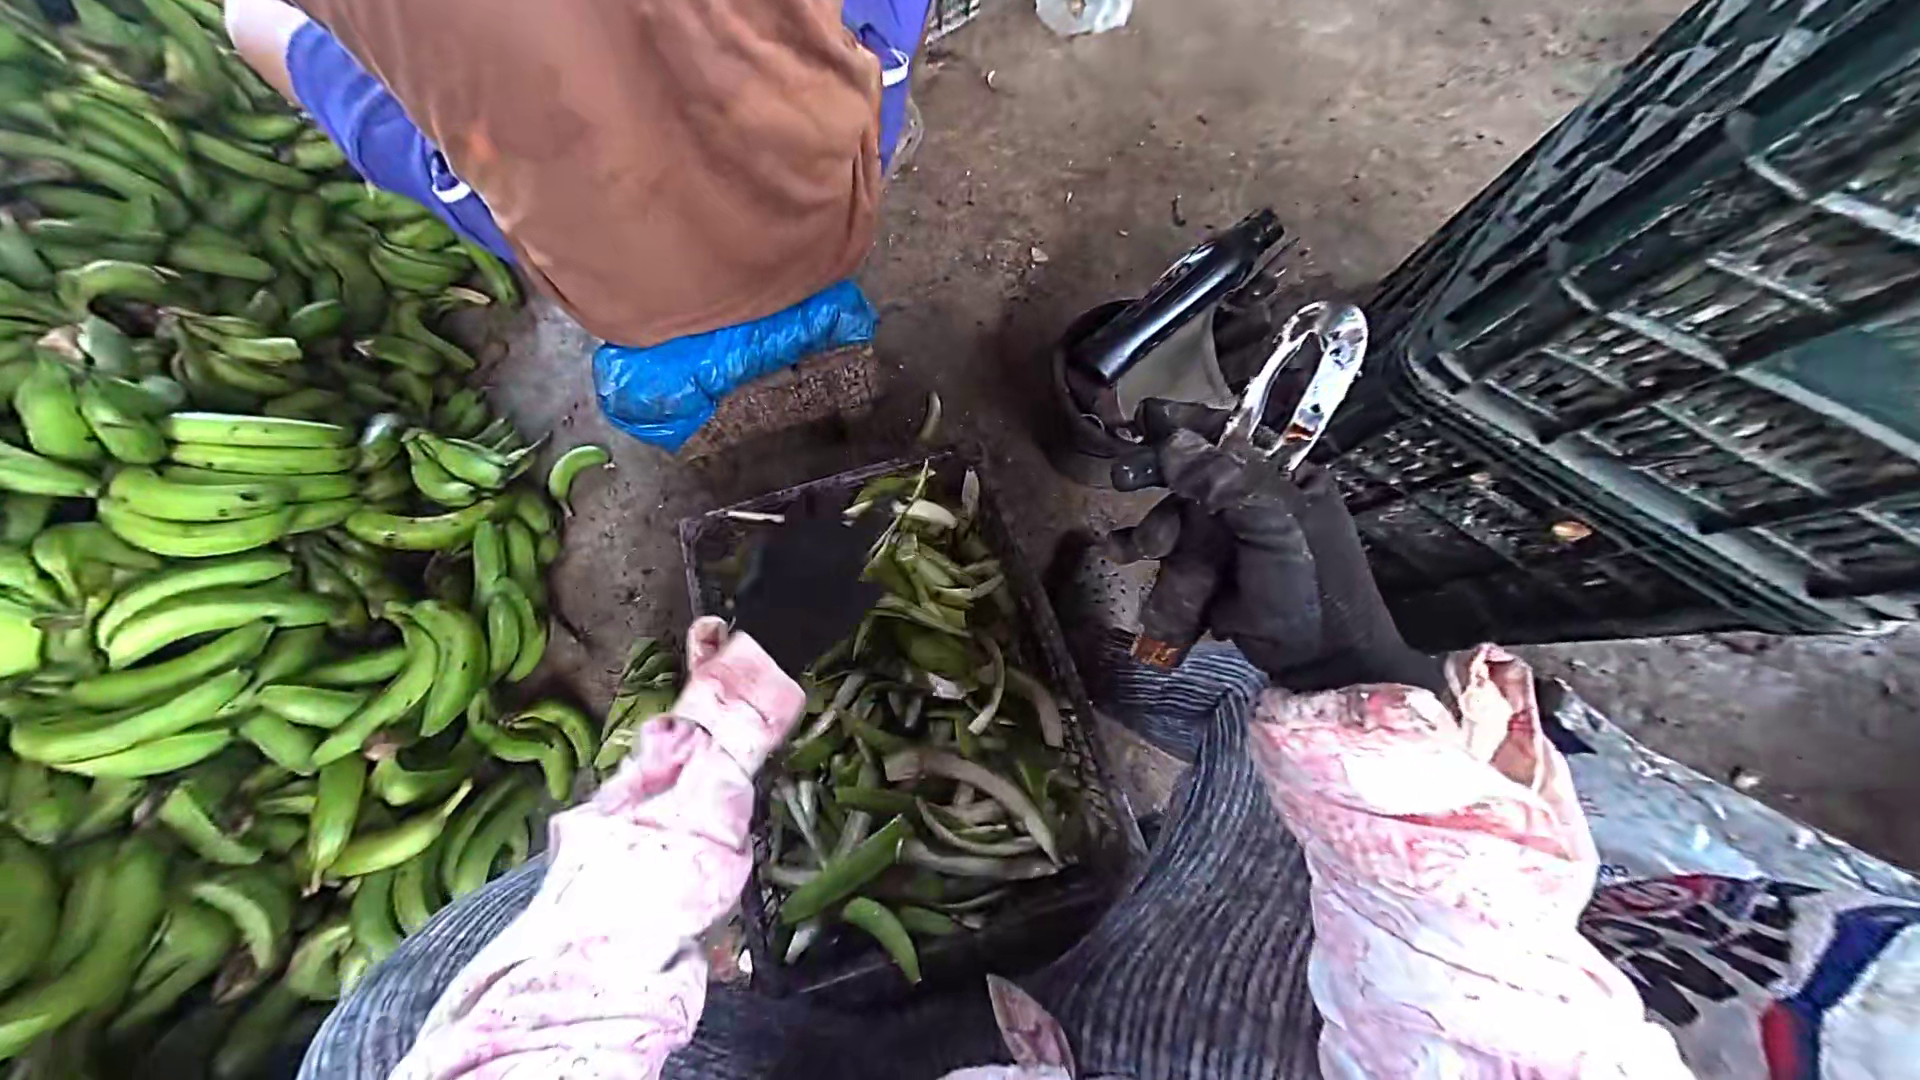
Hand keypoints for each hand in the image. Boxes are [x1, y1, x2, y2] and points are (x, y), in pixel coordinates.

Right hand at [1149, 429, 1440, 692]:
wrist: (1317, 660)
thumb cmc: (1311, 587)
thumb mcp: (1276, 527)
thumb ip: (1228, 483)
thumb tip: (1172, 441)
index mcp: (1282, 476)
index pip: (1232, 435)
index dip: (1190, 422)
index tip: (1147, 416)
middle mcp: (1250, 498)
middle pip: (1192, 473)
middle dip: (1154, 474)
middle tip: (1122, 477)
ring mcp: (1225, 535)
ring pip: (1174, 515)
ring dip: (1150, 527)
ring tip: (1138, 548)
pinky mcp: (1205, 567)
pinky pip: (1168, 551)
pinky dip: (1143, 552)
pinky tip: (1121, 554)